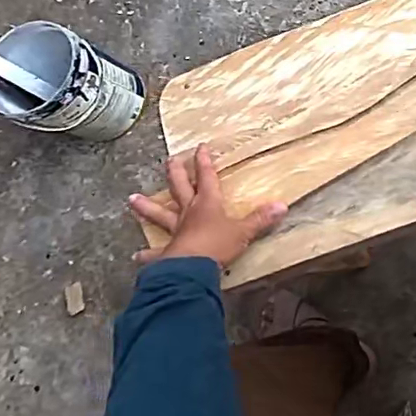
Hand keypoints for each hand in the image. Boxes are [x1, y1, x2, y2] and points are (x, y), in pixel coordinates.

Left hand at [128, 144, 287, 267]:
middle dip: (176, 172)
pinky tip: (137, 256)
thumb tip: (282, 205)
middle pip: (180, 187)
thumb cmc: (217, 245)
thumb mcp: (243, 232)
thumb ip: (260, 219)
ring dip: (147, 207)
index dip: (204, 161)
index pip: (207, 177)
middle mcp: (189, 213)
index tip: (200, 146)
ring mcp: (175, 231)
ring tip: (132, 199)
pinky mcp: (166, 253)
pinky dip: (147, 255)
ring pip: (160, 214)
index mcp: (208, 204)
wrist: (191, 269)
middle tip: (170, 160)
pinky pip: (155, 253)